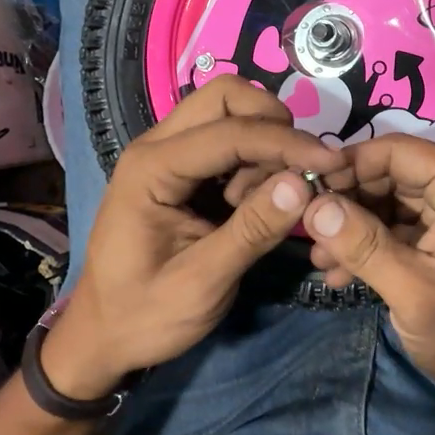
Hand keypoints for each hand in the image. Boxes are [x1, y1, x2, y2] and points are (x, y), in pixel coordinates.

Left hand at [41, 76, 342, 398]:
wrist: (102, 338)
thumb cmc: (143, 316)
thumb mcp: (200, 286)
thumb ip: (251, 232)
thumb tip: (303, 183)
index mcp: (151, 171)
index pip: (230, 133)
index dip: (286, 143)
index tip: (332, 163)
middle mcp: (158, 147)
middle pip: (226, 96)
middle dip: (273, 123)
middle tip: (301, 169)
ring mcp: (172, 154)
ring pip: (233, 112)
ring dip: (267, 144)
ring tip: (269, 200)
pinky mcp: (187, 168)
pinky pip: (233, 138)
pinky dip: (259, 158)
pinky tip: (259, 203)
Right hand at [302, 135, 434, 396]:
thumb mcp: (413, 292)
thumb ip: (363, 246)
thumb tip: (313, 207)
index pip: (394, 150)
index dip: (347, 166)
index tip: (303, 193)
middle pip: (390, 172)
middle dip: (347, 202)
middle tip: (305, 234)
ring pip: (391, 199)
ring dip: (354, 227)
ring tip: (318, 263)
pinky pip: (402, 223)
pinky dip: (373, 244)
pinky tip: (339, 274)